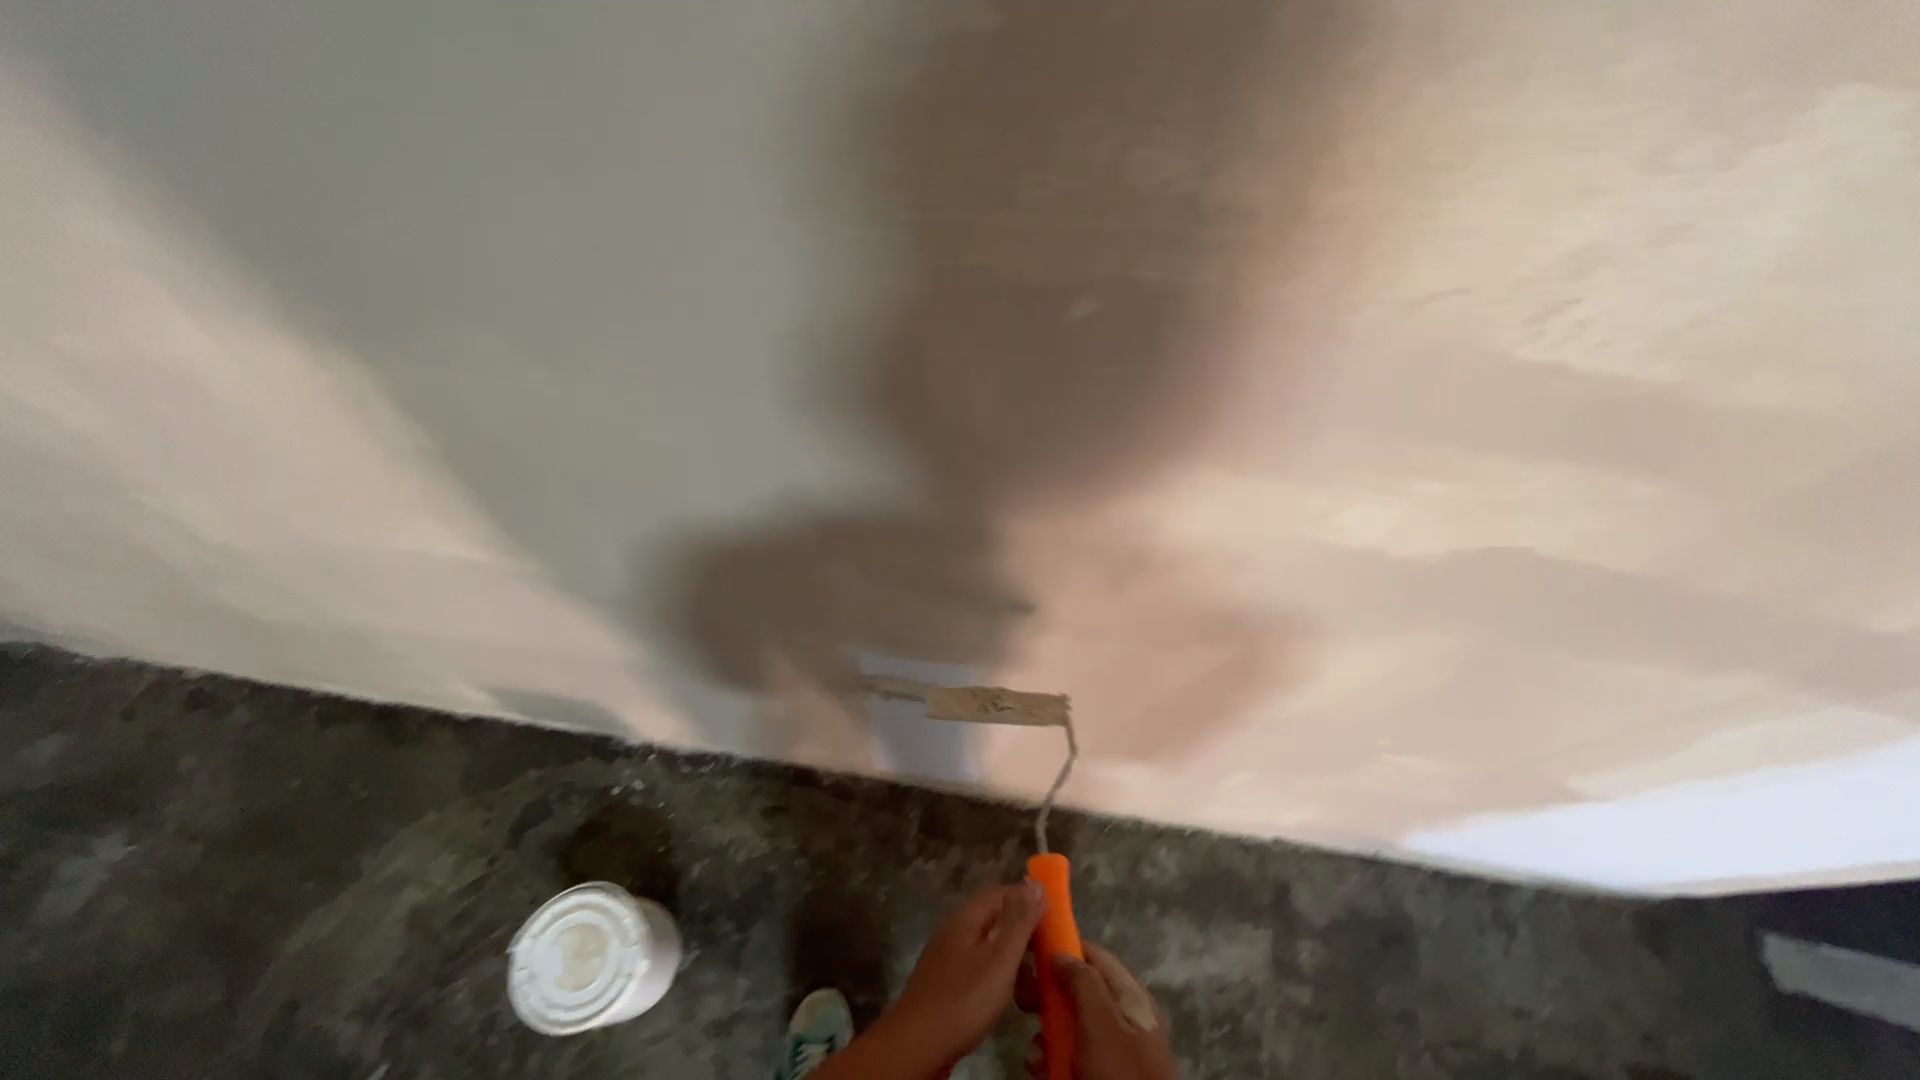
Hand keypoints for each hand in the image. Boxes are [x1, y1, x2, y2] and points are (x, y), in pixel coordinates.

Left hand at [886, 881, 1045, 1064]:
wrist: (917, 1046)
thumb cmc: (964, 999)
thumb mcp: (999, 958)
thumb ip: (1019, 921)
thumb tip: (1035, 883)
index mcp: (965, 919)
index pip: (1000, 893)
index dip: (1028, 900)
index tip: (1054, 919)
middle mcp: (954, 933)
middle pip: (995, 921)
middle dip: (1025, 936)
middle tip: (1049, 957)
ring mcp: (948, 960)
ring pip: (989, 950)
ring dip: (1015, 963)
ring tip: (1036, 986)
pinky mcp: (947, 986)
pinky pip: (980, 972)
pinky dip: (1000, 981)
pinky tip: (1012, 1000)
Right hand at [1020, 943, 1175, 1079]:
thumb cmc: (1119, 1074)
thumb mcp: (1101, 1024)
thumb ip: (1083, 983)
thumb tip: (1062, 952)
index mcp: (1132, 998)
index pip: (1095, 956)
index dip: (1064, 947)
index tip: (1030, 952)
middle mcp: (1123, 1019)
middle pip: (1079, 991)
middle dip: (1049, 995)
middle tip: (1025, 1002)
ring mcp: (1111, 1050)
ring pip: (1071, 1026)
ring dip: (1047, 1032)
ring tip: (1034, 1047)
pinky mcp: (1098, 1075)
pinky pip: (1070, 1057)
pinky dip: (1052, 1060)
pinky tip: (1038, 1068)